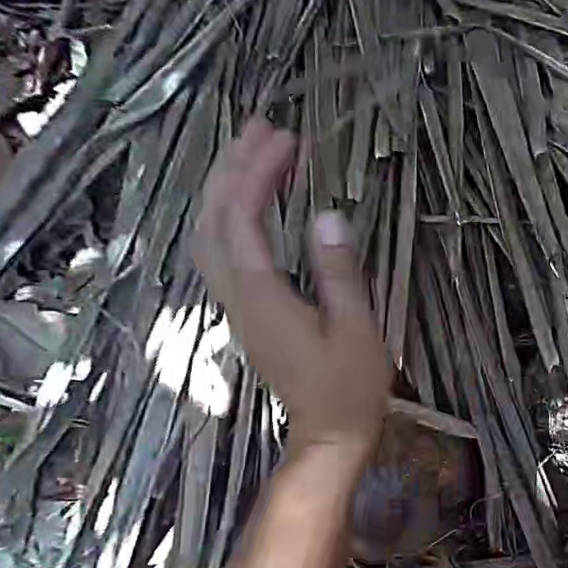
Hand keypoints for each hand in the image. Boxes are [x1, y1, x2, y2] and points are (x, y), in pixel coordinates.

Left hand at [192, 118, 391, 457]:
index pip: (242, 219)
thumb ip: (340, 273)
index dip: (256, 173)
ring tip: (255, 157)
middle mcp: (239, 297)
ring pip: (210, 237)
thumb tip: (330, 215)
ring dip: (226, 192)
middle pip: (212, 221)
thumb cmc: (349, 389)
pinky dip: (232, 220)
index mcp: (263, 296)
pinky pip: (224, 256)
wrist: (329, 436)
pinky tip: (254, 208)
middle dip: (231, 170)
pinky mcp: (249, 317)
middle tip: (261, 131)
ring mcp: (239, 308)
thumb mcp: (356, 331)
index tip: (286, 140)